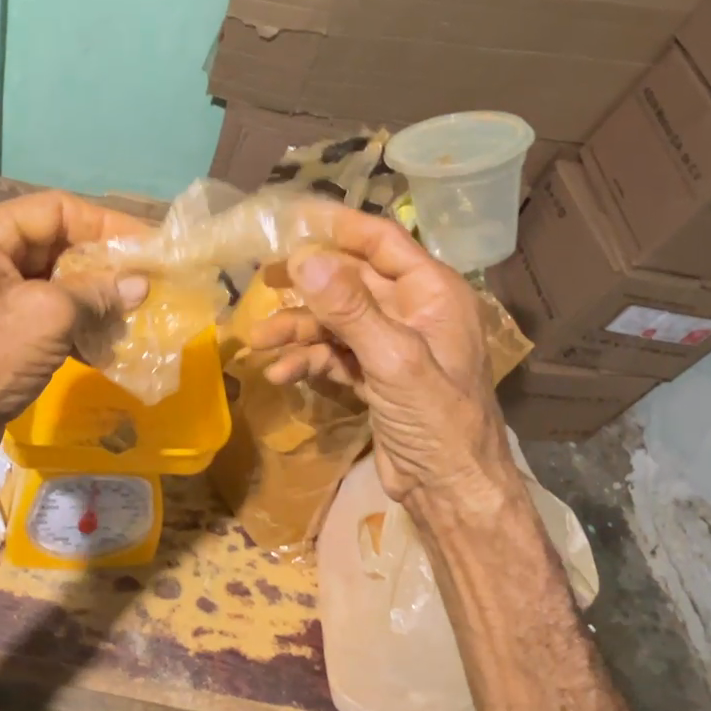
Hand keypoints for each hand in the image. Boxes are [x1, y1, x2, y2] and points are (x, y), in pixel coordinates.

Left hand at [0, 191, 148, 484]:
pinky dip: (74, 324)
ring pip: (53, 281)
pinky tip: (104, 347)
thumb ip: (99, 293)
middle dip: (102, 267)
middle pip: (55, 244)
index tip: (148, 247)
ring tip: (131, 319)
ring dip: (93, 300)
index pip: (55, 209)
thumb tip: (141, 285)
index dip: (106, 225)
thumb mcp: (49, 317)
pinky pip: (43, 312)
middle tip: (147, 283)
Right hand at [245, 205, 517, 515]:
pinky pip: (334, 355)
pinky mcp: (374, 376)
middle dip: (305, 284)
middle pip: (349, 281)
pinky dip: (307, 360)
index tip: (290, 218)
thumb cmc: (439, 421)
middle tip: (261, 278)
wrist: (451, 492)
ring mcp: (390, 345)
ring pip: (335, 321)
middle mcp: (412, 311)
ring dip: (298, 329)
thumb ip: (349, 309)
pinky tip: (280, 373)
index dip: (337, 226)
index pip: (381, 242)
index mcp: (432, 293)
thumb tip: (303, 259)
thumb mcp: (394, 360)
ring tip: (259, 339)